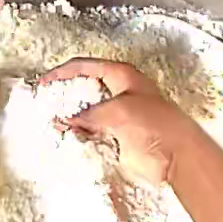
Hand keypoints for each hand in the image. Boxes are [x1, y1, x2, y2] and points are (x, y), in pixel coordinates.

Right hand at [40, 58, 195, 185]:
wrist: (178, 154)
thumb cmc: (154, 122)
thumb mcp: (118, 110)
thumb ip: (89, 114)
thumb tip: (66, 120)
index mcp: (119, 74)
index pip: (84, 66)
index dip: (62, 72)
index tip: (44, 82)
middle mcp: (117, 90)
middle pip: (83, 87)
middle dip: (64, 94)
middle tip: (45, 103)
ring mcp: (117, 112)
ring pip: (86, 110)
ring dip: (70, 116)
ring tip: (53, 124)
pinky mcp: (117, 133)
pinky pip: (92, 130)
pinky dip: (80, 132)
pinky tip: (69, 137)